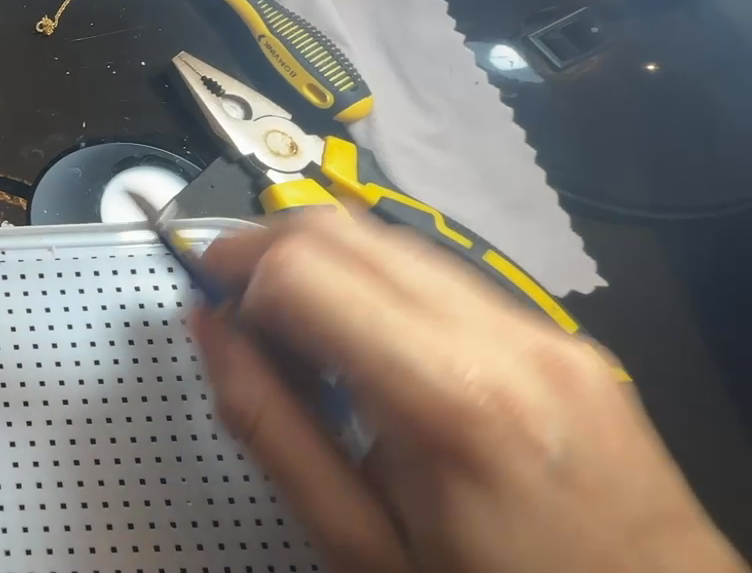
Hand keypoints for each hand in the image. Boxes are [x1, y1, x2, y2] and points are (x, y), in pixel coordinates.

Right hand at [193, 207, 745, 572]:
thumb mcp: (356, 540)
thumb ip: (266, 423)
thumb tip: (208, 325)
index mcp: (450, 399)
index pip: (302, 270)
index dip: (232, 271)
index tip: (208, 305)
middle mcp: (506, 341)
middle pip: (340, 230)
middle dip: (262, 248)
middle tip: (232, 303)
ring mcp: (544, 332)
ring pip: (383, 238)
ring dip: (314, 260)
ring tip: (293, 328)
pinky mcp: (562, 338)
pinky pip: (433, 273)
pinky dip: (368, 282)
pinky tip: (360, 341)